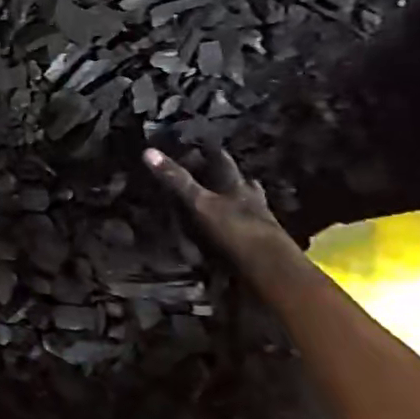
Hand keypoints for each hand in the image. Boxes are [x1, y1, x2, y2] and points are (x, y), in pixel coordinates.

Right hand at [144, 145, 298, 265]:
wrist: (272, 273)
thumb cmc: (236, 232)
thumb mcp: (199, 204)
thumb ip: (176, 180)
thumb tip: (147, 151)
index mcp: (237, 188)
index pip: (223, 163)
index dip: (212, 152)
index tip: (203, 144)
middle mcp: (250, 202)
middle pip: (241, 183)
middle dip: (230, 178)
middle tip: (215, 172)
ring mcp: (258, 224)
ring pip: (248, 205)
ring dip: (237, 201)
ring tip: (224, 199)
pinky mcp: (257, 245)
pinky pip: (244, 229)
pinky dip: (235, 226)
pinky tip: (228, 229)